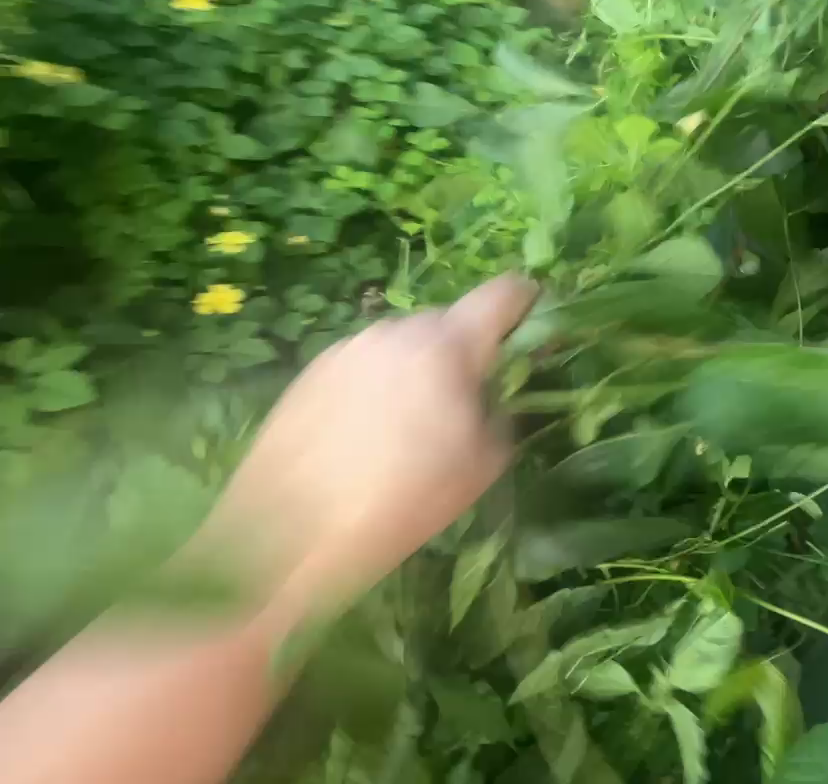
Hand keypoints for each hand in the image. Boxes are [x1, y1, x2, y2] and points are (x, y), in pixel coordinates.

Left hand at [194, 275, 536, 612]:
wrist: (283, 543)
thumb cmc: (406, 498)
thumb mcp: (488, 458)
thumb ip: (505, 406)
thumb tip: (498, 391)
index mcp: (448, 344)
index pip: (505, 292)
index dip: (529, 302)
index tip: (538, 330)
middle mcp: (395, 332)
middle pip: (453, 319)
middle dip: (472, 346)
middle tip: (474, 394)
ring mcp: (346, 350)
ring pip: (407, 343)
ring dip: (424, 365)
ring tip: (417, 421)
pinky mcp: (308, 375)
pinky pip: (368, 364)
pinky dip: (383, 384)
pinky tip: (372, 433)